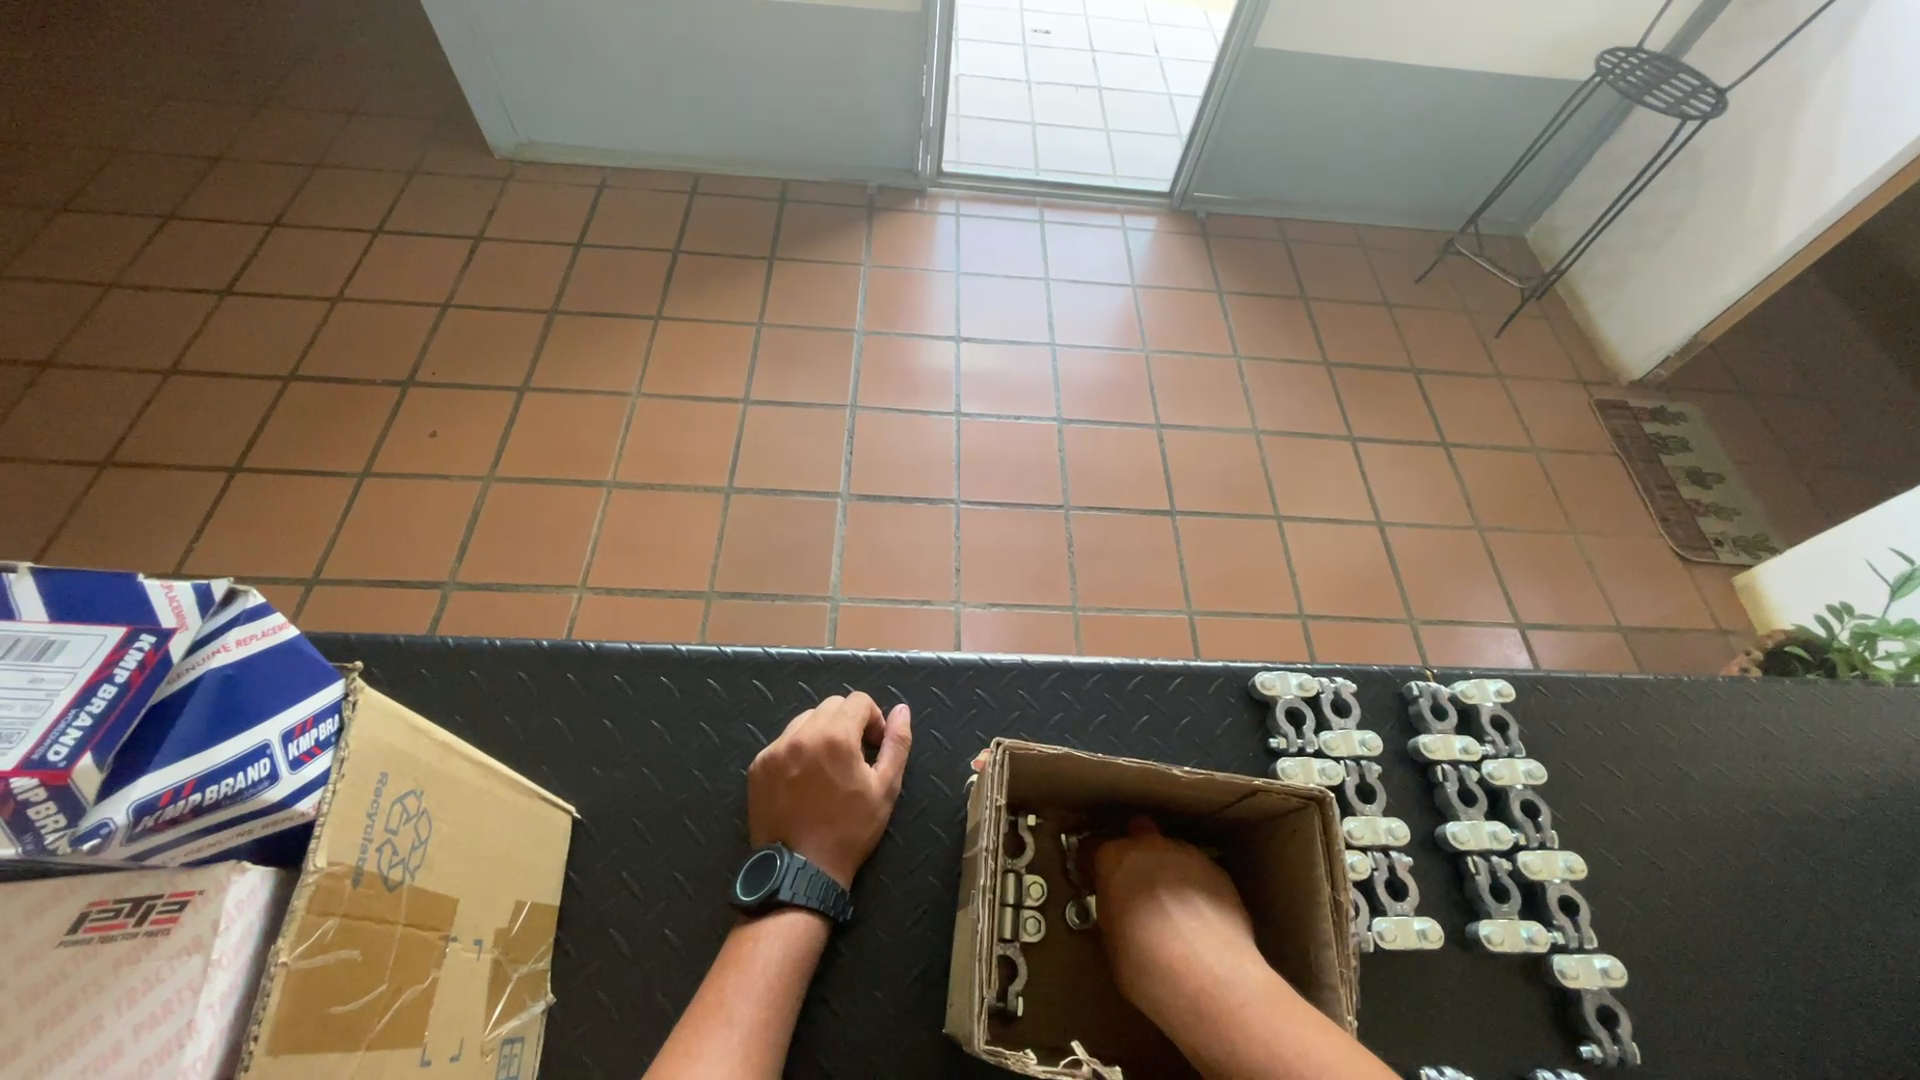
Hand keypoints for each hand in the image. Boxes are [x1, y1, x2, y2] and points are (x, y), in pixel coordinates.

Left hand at [748, 693, 912, 887]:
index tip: (875, 746)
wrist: (802, 870)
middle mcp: (801, 734)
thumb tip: (902, 710)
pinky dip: (798, 750)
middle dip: (849, 722)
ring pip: (805, 721)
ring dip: (822, 733)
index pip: (858, 700)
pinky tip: (805, 781)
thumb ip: (897, 744)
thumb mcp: (886, 788)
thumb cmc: (850, 830)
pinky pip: (783, 743)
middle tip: (855, 756)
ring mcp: (775, 749)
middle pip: (831, 706)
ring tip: (829, 768)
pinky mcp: (758, 766)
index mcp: (835, 736)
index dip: (874, 718)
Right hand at [1092, 816, 1268, 1026]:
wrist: (1210, 981)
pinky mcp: (1219, 873)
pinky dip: (1193, 886)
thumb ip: (1111, 910)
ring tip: (1170, 905)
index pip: (1093, 847)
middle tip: (1134, 885)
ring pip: (1171, 852)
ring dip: (1166, 869)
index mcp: (1114, 859)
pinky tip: (1197, 916)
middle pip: (1137, 832)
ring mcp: (1188, 856)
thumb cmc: (1147, 967)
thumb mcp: (1110, 940)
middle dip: (1135, 853)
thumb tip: (1118, 909)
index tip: (1094, 881)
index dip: (1093, 865)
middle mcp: (1150, 847)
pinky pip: (1197, 872)